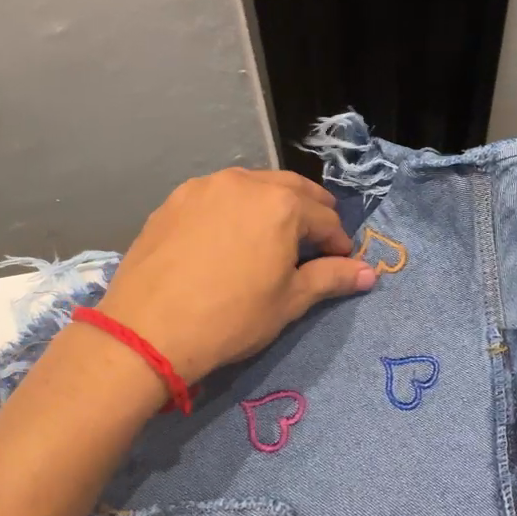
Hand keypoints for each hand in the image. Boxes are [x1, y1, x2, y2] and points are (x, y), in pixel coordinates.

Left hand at [92, 168, 374, 382]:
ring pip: (253, 187)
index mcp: (282, 204)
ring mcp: (205, 187)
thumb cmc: (230, 318)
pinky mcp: (174, 201)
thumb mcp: (289, 301)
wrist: (145, 332)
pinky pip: (218, 197)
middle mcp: (246, 182)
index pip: (325, 219)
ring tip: (273, 239)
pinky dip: (235, 210)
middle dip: (311, 215)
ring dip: (273, 207)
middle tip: (315, 245)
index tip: (341, 265)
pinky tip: (230, 239)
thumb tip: (371, 272)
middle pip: (292, 190)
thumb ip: (332, 278)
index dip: (338, 244)